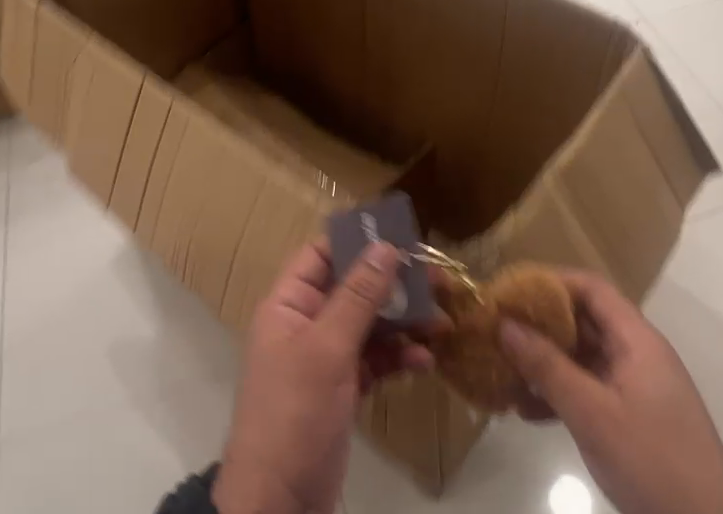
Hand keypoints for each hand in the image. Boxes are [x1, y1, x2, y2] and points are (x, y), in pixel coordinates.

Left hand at [212, 238, 432, 513]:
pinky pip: (375, 360)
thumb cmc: (295, 412)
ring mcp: (324, 359)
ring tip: (443, 323)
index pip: (321, 255)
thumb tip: (386, 246)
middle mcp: (304, 324)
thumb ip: (359, 296)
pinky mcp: (343, 389)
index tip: (402, 234)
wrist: (280, 499)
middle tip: (439, 281)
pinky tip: (424, 360)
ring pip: (369, 325)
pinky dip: (398, 357)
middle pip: (353, 288)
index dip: (357, 242)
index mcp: (287, 305)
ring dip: (404, 322)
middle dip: (394, 285)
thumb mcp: (327, 349)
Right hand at [499, 269, 722, 513]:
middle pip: (584, 322)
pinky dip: (558, 394)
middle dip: (540, 325)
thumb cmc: (652, 459)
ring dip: (544, 363)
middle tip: (497, 330)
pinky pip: (588, 390)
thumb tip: (504, 323)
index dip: (551, 282)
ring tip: (502, 371)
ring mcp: (636, 387)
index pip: (592, 289)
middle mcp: (638, 355)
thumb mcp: (592, 413)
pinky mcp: (632, 418)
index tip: (510, 290)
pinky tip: (525, 411)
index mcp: (637, 341)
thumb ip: (547, 367)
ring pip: (583, 359)